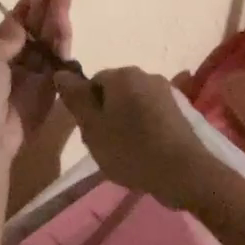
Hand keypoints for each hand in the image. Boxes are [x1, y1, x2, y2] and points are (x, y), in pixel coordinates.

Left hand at [0, 0, 73, 158]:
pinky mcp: (48, 92)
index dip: (26, 7)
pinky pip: (57, 65)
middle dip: (45, 11)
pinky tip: (65, 25)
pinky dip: (61, 46)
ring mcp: (31, 78)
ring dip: (56, 23)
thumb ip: (8, 38)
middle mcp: (12, 63)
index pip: (13, 25)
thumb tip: (19, 22)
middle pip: (33, 33)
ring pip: (48, 45)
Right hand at [53, 66, 219, 208]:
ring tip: (126, 151)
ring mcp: (166, 92)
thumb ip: (76, 99)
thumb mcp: (93, 127)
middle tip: (106, 144)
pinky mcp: (179, 111)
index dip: (87, 109)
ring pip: (132, 104)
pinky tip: (144, 151)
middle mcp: (146, 75)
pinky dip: (143, 129)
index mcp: (122, 75)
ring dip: (124, 123)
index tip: (91, 132)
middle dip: (106, 115)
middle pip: (113, 92)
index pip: (92, 83)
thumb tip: (61, 73)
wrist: (183, 172)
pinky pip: (150, 115)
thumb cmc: (131, 149)